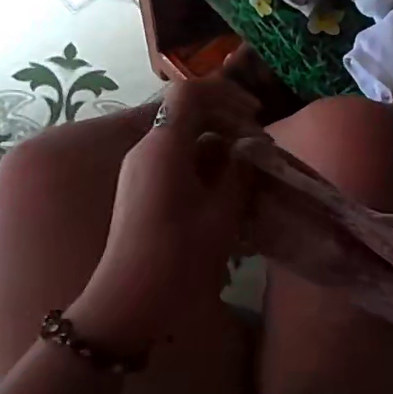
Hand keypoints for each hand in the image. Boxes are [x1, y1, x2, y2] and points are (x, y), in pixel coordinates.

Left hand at [68, 78, 260, 356]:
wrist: (132, 299)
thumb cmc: (181, 256)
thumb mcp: (222, 213)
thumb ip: (239, 173)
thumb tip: (249, 149)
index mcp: (163, 147)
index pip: (191, 93)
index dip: (226, 96)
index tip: (256, 116)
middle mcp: (145, 150)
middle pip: (186, 113)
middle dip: (226, 121)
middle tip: (259, 145)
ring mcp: (139, 171)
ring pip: (182, 140)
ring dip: (217, 146)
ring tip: (249, 171)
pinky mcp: (140, 191)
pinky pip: (174, 162)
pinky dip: (203, 166)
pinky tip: (227, 192)